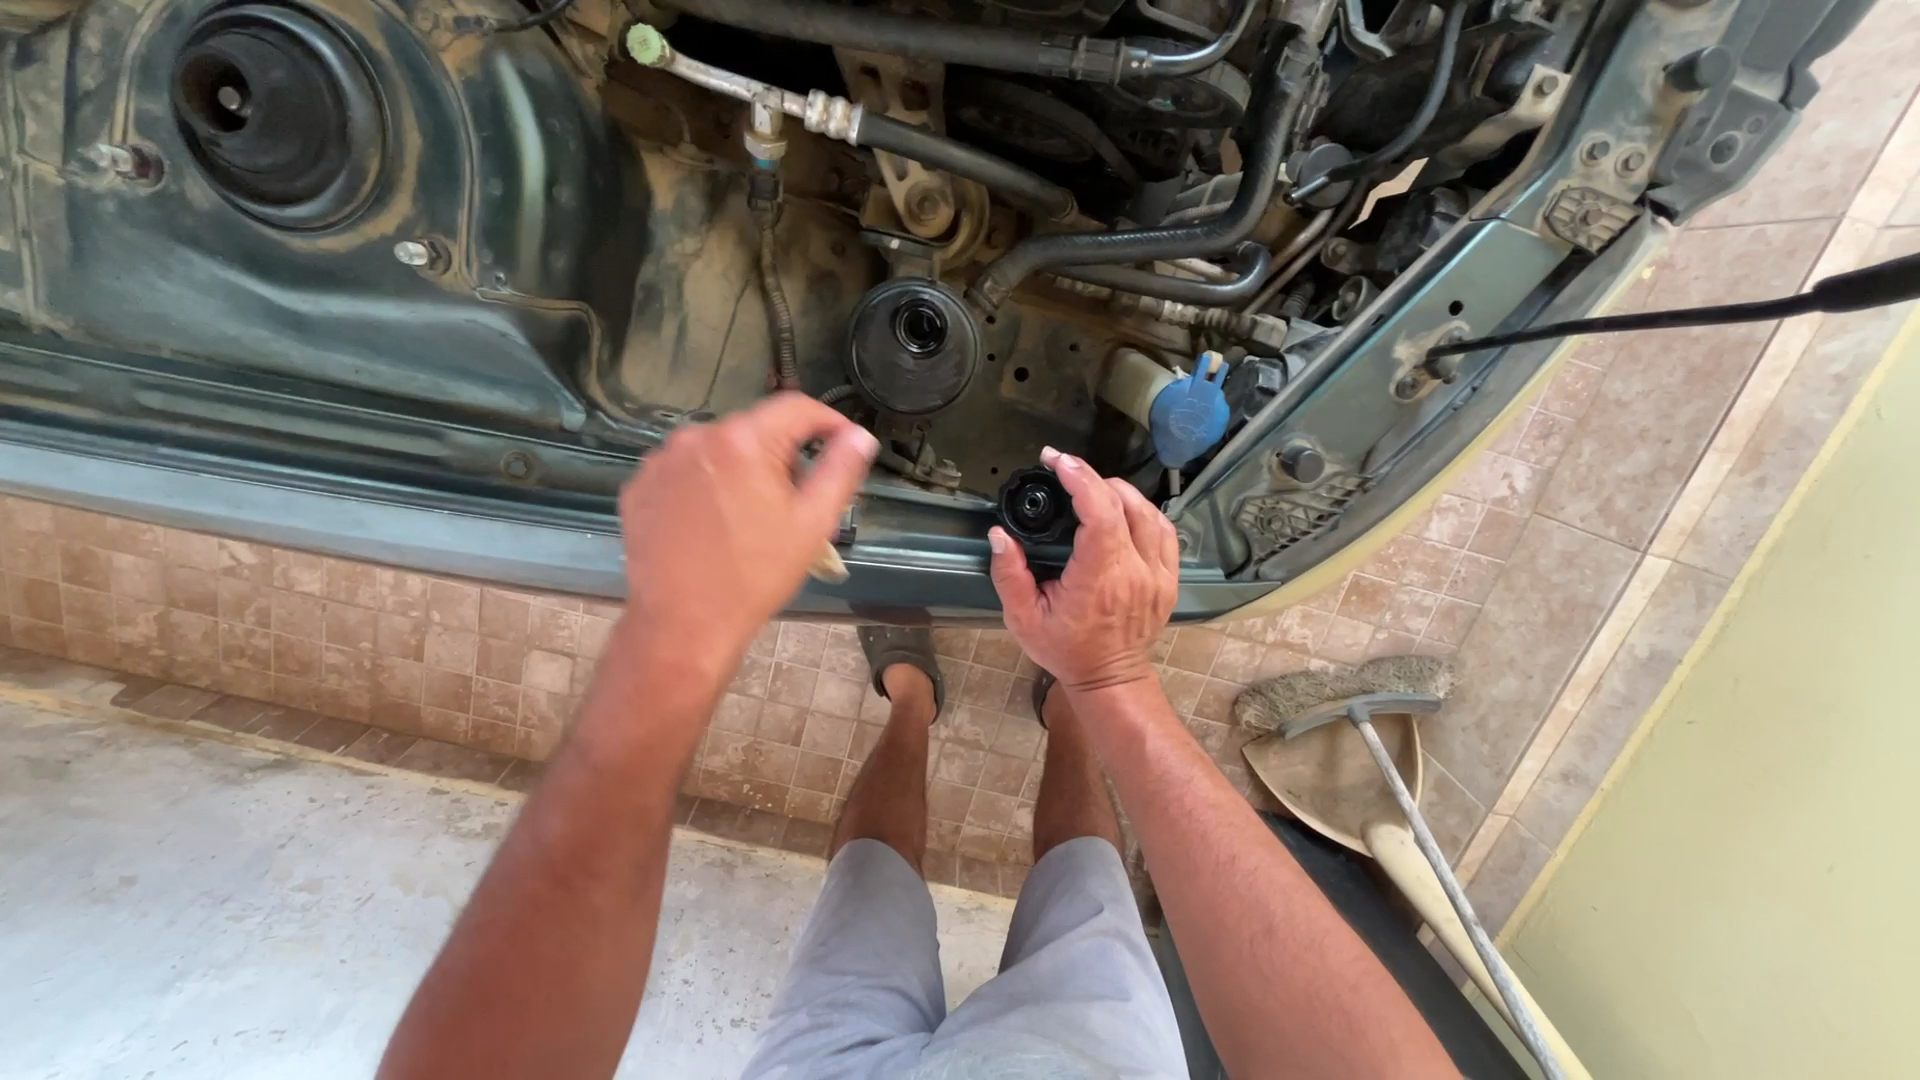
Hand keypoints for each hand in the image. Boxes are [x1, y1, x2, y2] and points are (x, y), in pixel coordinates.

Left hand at [616, 394, 876, 677]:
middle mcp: (696, 437)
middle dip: (781, 456)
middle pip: (755, 430)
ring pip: (718, 450)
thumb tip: (859, 435)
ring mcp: (660, 461)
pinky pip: (685, 472)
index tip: (844, 443)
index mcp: (744, 441)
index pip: (796, 407)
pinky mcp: (638, 487)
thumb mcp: (813, 524)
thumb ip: (840, 470)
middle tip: (794, 501)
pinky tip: (711, 524)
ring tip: (749, 517)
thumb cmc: (755, 575)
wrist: (683, 624)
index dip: (828, 421)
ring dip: (741, 470)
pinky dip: (705, 486)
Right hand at [988, 447, 1178, 691]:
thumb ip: (1009, 574)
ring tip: (1092, 486)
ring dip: (1120, 492)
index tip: (1056, 460)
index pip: (1100, 514)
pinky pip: (1165, 531)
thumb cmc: (1065, 649)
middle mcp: (1135, 572)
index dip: (1080, 479)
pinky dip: (1144, 511)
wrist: (1110, 677)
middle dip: (1093, 478)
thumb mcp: (1023, 618)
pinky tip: (1124, 507)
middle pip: (1125, 505)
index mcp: (1099, 579)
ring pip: (1149, 513)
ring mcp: (1157, 575)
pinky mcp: (1168, 579)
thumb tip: (1000, 536)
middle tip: (1065, 469)